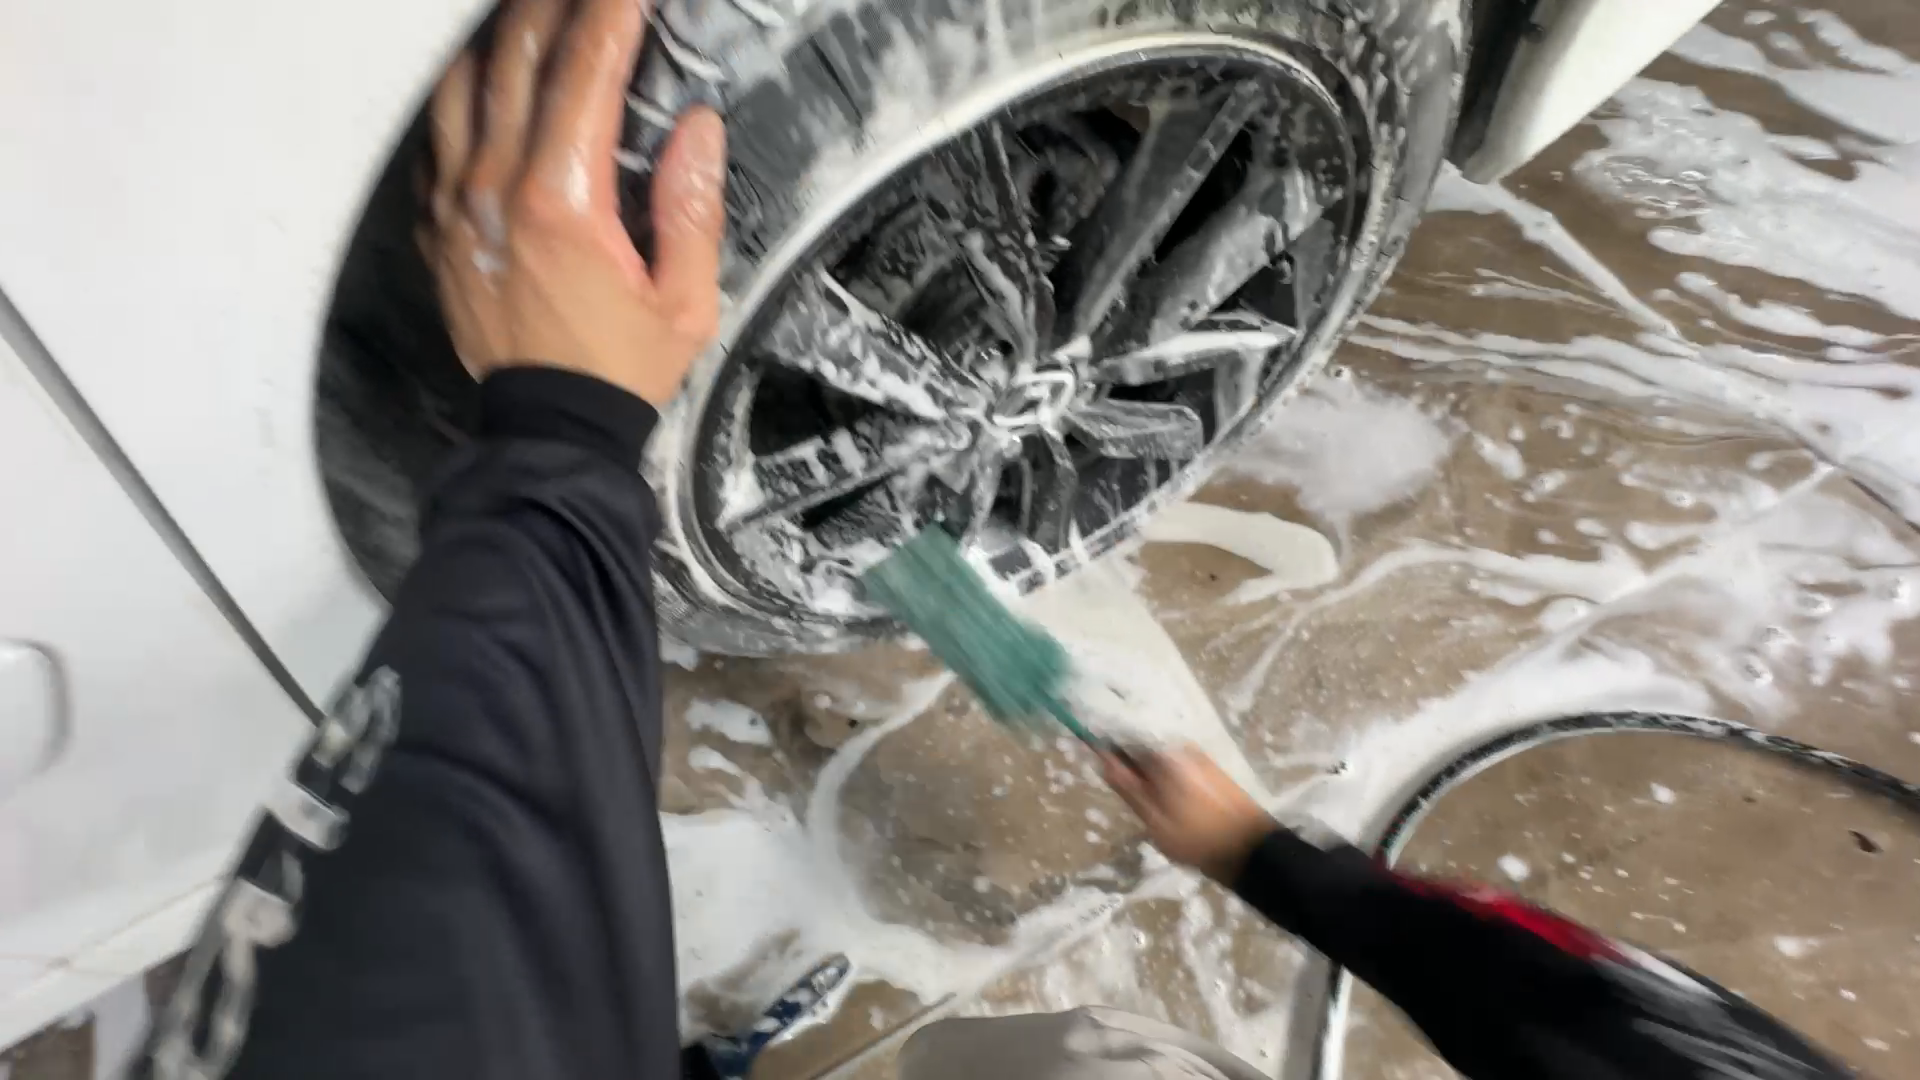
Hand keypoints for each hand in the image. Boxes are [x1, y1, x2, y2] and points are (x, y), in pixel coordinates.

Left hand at [421, 0, 727, 405]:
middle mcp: (495, 187)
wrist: (555, 424)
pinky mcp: (438, 225)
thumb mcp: (687, 304)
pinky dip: (466, 90)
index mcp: (563, 204)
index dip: (612, 18)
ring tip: (535, 11)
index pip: (584, 78)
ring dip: (500, 35)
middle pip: (513, 58)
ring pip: (462, 82)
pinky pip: (440, 133)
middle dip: (553, 5)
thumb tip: (698, 131)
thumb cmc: (624, 368)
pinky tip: (491, 77)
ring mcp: (455, 203)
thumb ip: (693, 213)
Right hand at [1101, 746, 1275, 883]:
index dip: (1109, 749)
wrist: (1252, 851)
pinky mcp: (1211, 768)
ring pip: (1161, 758)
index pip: (1124, 737)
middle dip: (1132, 765)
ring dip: (1151, 774)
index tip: (1101, 764)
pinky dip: (1168, 777)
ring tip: (1155, 806)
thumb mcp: (1154, 820)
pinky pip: (1178, 765)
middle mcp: (1181, 746)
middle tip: (1134, 799)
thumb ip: (1127, 786)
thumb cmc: (1197, 838)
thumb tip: (1102, 758)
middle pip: (1143, 747)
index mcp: (1164, 754)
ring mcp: (1199, 756)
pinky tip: (1173, 802)